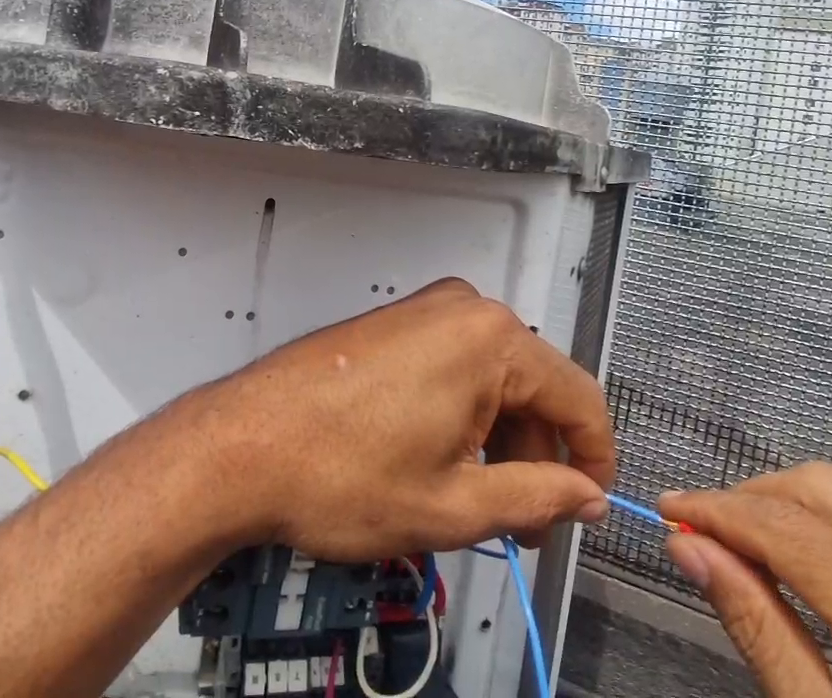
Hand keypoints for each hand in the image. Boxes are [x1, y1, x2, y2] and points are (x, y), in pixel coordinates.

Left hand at [173, 277, 615, 561]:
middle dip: (535, 457)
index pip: (578, 398)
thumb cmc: (336, 474)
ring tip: (473, 502)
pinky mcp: (392, 325)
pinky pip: (453, 367)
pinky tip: (438, 463)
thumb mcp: (453, 506)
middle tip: (520, 522)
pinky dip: (461, 415)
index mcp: (491, 340)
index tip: (587, 503)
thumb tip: (584, 495)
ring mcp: (421, 312)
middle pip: (533, 387)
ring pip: (492, 380)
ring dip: (496, 440)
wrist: (238, 449)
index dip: (593, 459)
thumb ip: (537, 499)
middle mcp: (461, 309)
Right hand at [659, 463, 831, 697]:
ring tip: (752, 545)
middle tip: (705, 530)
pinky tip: (819, 563)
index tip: (667, 508)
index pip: (788, 528)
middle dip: (755, 496)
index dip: (717, 509)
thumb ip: (757, 627)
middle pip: (828, 489)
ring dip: (799, 505)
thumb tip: (689, 547)